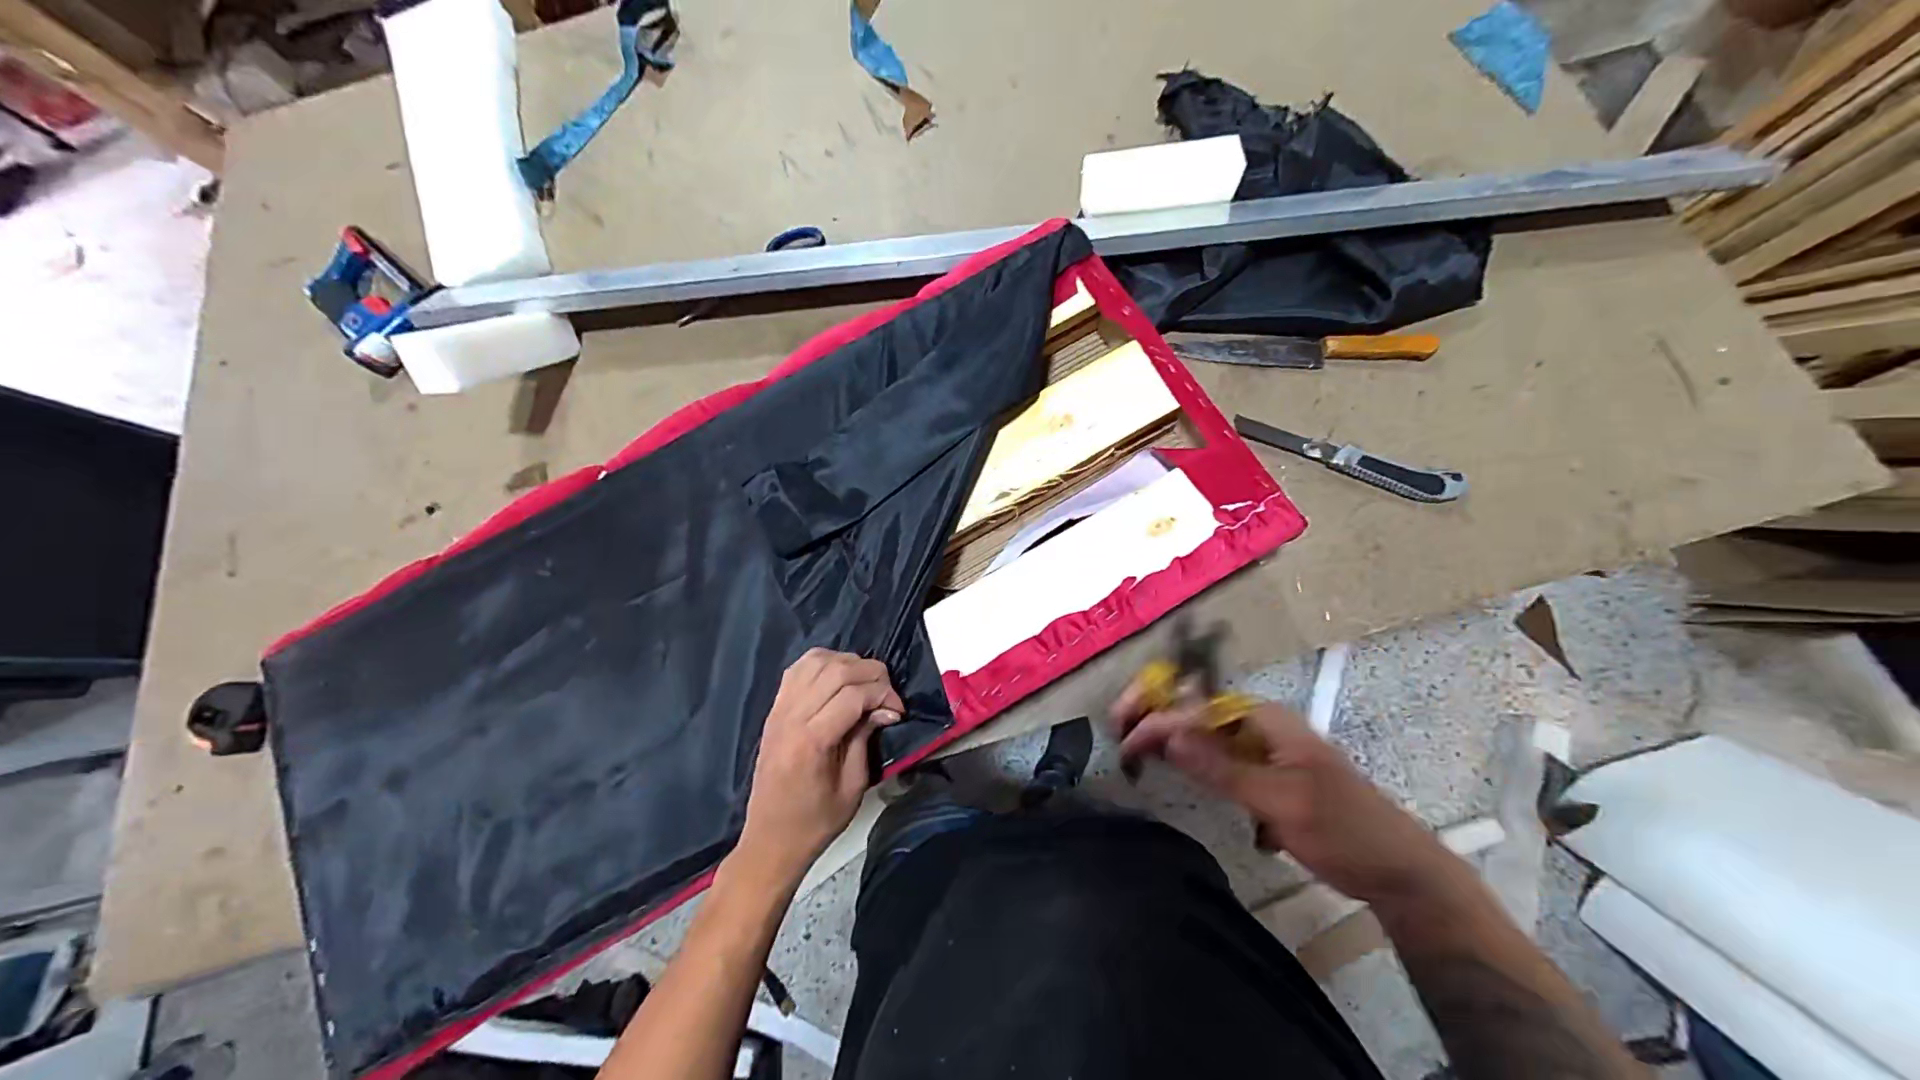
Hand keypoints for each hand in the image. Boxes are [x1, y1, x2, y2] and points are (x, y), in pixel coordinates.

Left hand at [735, 649, 904, 885]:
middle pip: (835, 670)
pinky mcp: (773, 710)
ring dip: (847, 663)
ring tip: (866, 683)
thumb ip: (865, 739)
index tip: (898, 711)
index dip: (883, 694)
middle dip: (871, 673)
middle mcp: (790, 717)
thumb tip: (885, 709)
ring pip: (815, 661)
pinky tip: (839, 678)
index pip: (853, 695)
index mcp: (811, 742)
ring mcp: (778, 710)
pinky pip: (797, 669)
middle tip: (888, 694)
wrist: (769, 839)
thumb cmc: (815, 822)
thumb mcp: (852, 787)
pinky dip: (823, 663)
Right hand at [1110, 685, 1460, 907]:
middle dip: (1156, 712)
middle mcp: (1261, 726)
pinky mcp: (1264, 772)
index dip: (1159, 718)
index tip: (1126, 740)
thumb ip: (1223, 768)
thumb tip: (1168, 735)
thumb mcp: (1282, 801)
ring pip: (1204, 730)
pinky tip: (1170, 764)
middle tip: (1118, 727)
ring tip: (1133, 745)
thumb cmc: (1345, 831)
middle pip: (1198, 708)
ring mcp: (1263, 748)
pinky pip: (1217, 754)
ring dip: (1169, 733)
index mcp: (1268, 721)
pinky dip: (1189, 755)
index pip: (1200, 708)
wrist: (1399, 871)